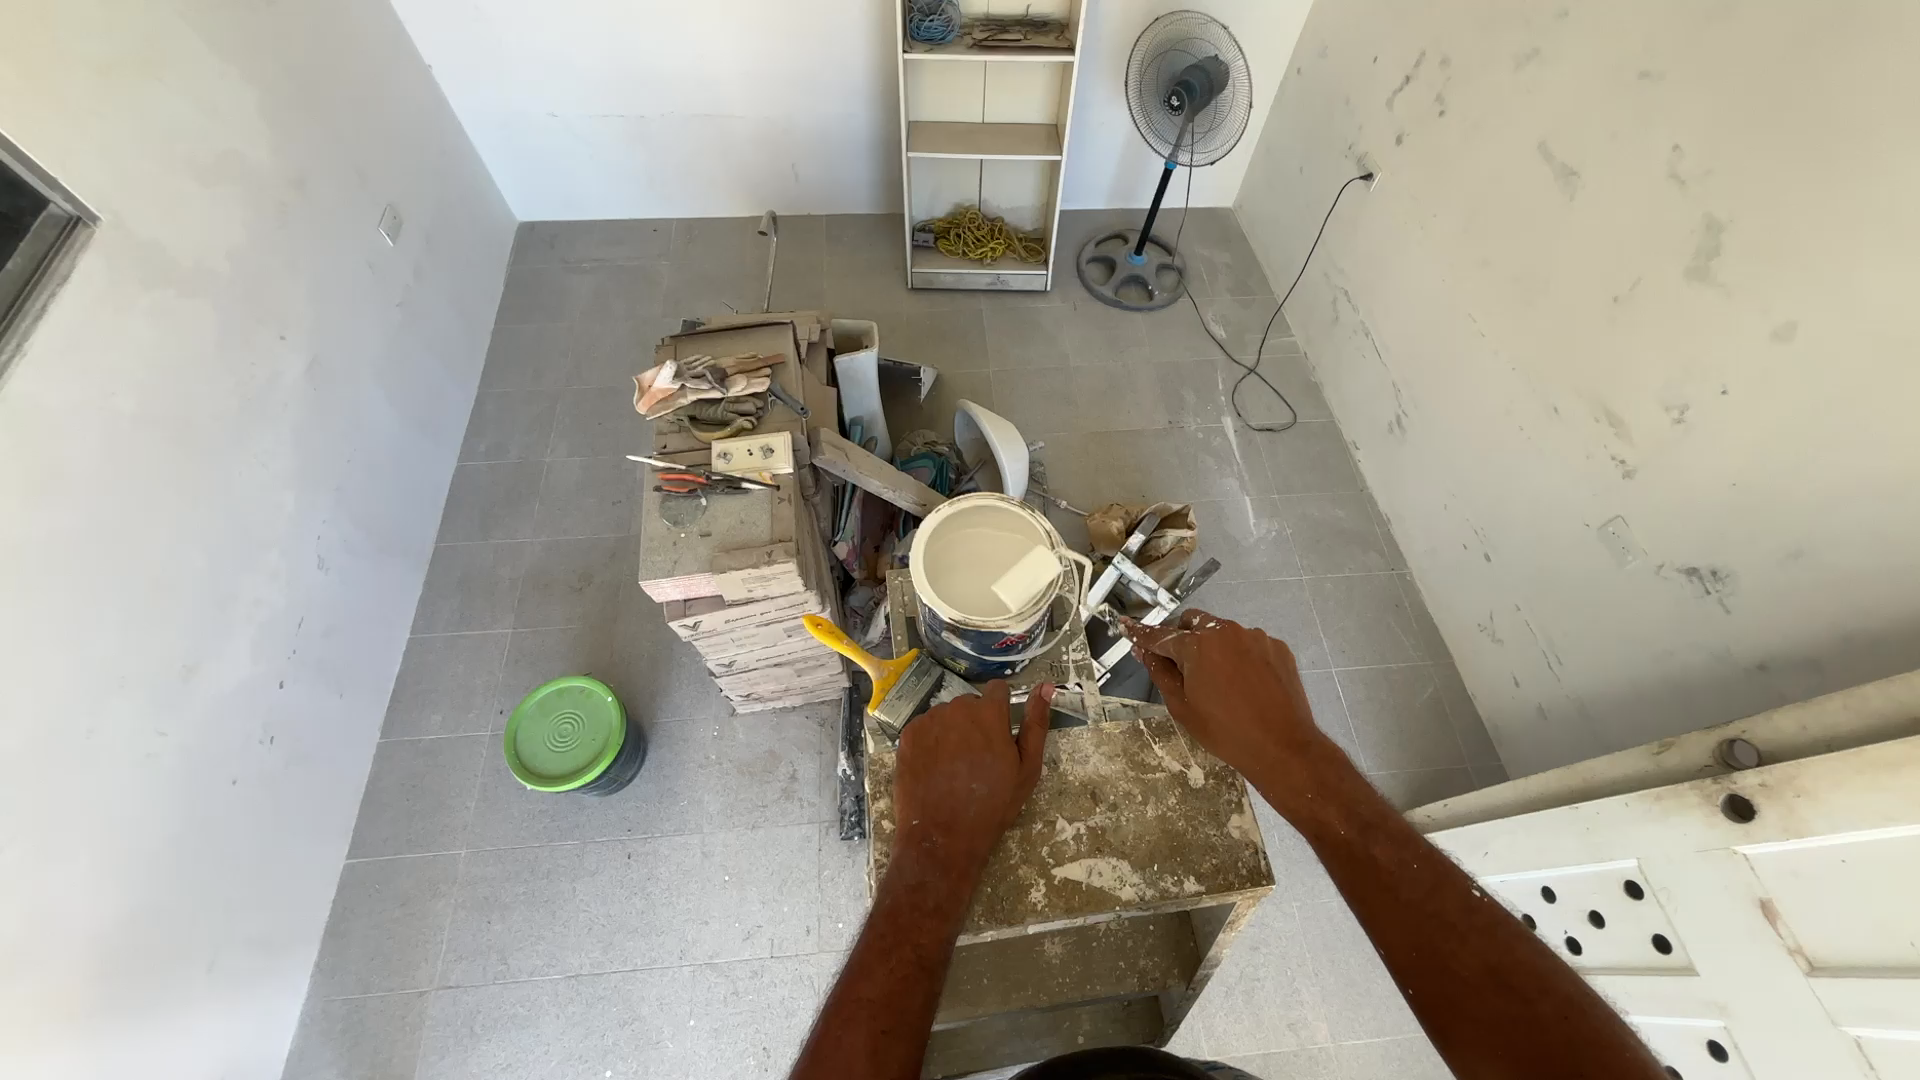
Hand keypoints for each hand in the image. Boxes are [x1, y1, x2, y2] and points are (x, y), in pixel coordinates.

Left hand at [892, 681, 1052, 875]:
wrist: (943, 836)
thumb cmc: (992, 804)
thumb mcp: (1026, 767)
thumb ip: (1036, 723)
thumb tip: (1046, 686)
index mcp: (988, 712)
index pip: (997, 689)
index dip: (1001, 710)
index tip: (1000, 733)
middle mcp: (956, 708)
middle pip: (971, 704)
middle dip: (976, 723)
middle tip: (979, 759)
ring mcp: (929, 720)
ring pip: (947, 716)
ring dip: (953, 731)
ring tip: (955, 767)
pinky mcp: (908, 734)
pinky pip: (926, 728)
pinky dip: (931, 742)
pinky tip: (936, 768)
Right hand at [1125, 610, 1347, 810]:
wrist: (1282, 747)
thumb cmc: (1224, 731)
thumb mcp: (1181, 706)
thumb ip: (1160, 672)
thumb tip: (1144, 650)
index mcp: (1197, 645)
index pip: (1161, 635)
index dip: (1141, 633)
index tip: (1126, 624)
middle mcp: (1226, 631)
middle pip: (1193, 623)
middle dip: (1183, 638)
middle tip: (1184, 667)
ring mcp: (1256, 637)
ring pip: (1223, 632)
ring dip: (1214, 647)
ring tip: (1221, 682)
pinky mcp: (1278, 647)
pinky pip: (1249, 644)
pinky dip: (1240, 656)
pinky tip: (1246, 684)